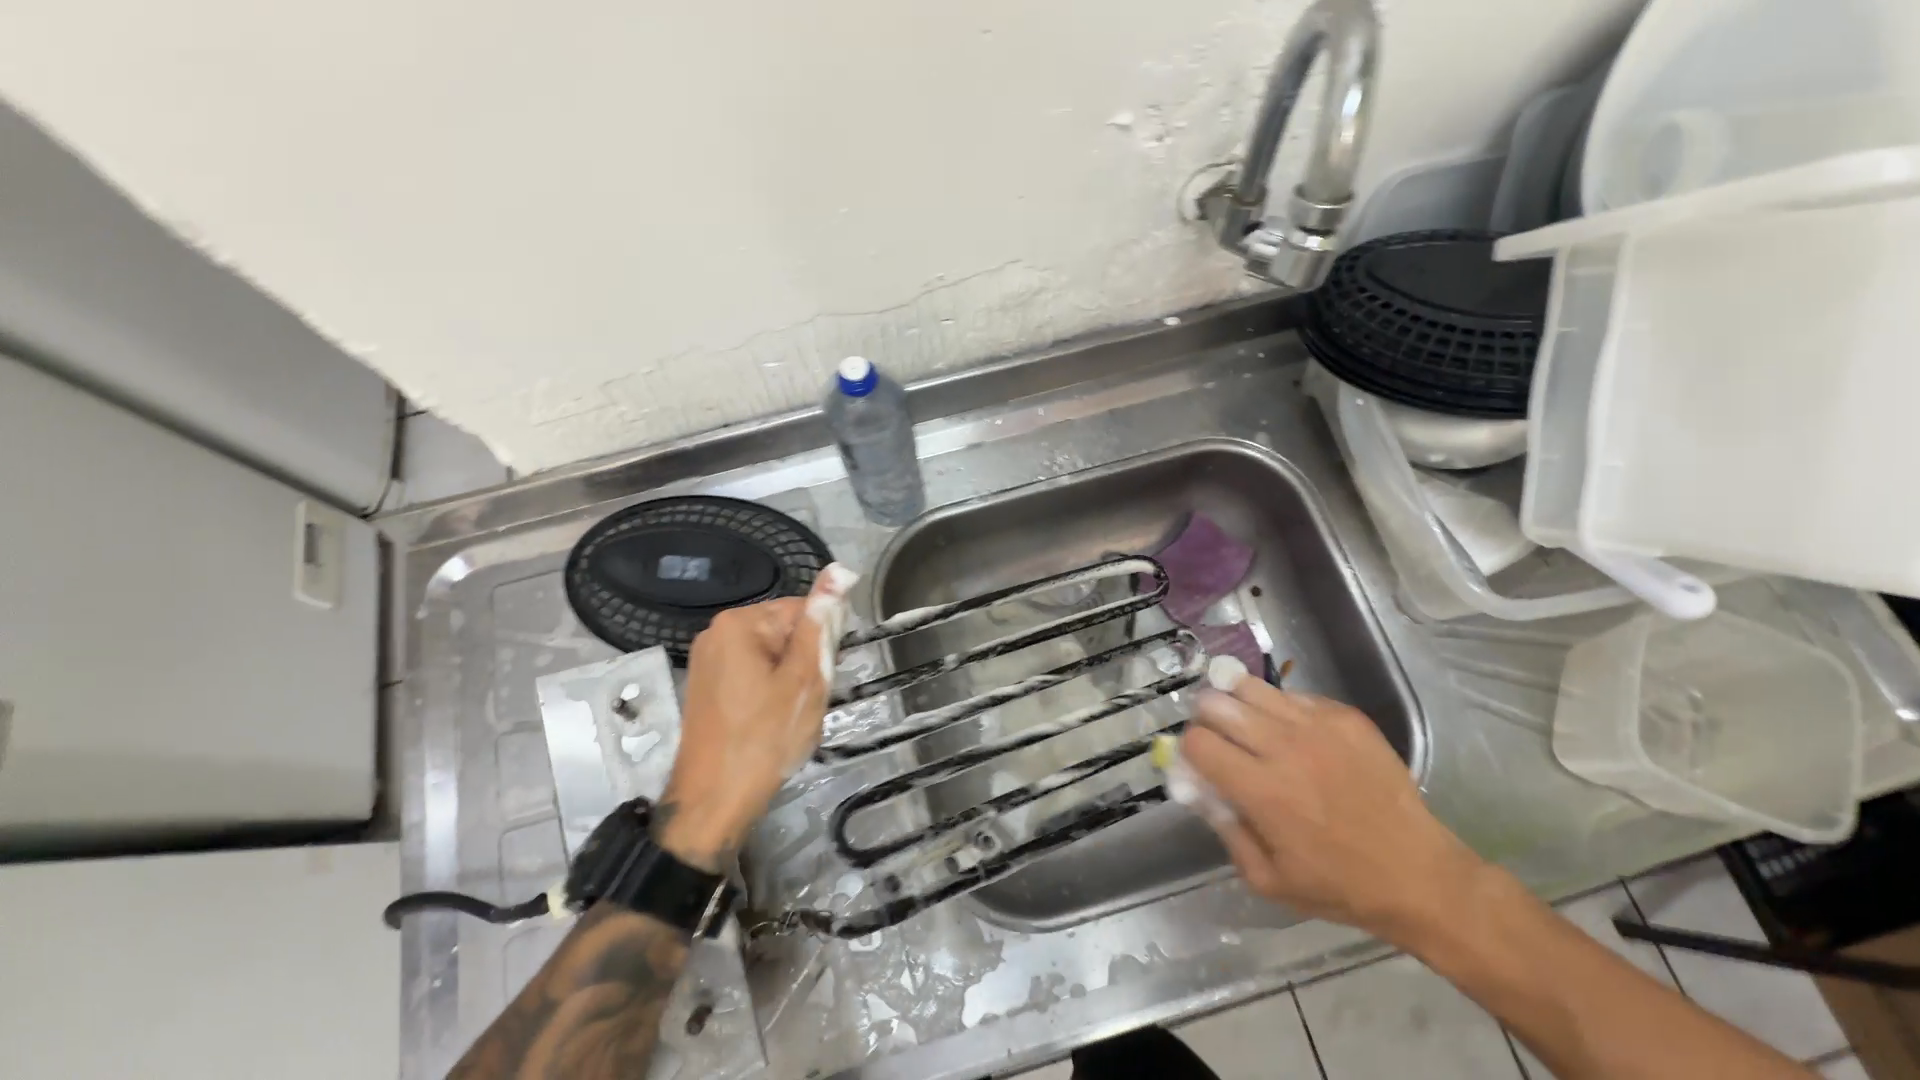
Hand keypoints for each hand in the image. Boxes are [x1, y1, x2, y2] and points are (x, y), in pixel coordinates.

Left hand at [655, 567, 854, 869]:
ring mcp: (707, 661)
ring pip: (771, 658)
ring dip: (789, 682)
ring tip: (788, 717)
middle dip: (804, 664)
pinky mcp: (706, 687)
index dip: (822, 643)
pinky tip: (770, 724)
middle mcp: (716, 633)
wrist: (713, 800)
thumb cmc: (765, 738)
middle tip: (805, 702)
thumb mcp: (804, 679)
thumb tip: (839, 572)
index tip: (822, 678)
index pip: (803, 610)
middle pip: (784, 632)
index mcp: (739, 623)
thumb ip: (821, 625)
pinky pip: (751, 676)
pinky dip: (768, 695)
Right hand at [1181, 678, 1486, 944]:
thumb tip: (1195, 788)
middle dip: (1206, 720)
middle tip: (1218, 740)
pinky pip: (1295, 696)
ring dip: (1239, 705)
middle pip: (1217, 703)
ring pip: (1252, 688)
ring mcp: (1319, 726)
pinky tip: (1293, 735)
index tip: (1199, 765)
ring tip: (1250, 728)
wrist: (1418, 874)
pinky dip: (1281, 710)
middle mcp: (1286, 748)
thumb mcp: (1266, 879)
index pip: (1197, 741)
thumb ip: (1223, 828)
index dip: (1189, 751)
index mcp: (1262, 791)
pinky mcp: (1347, 718)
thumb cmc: (1337, 885)